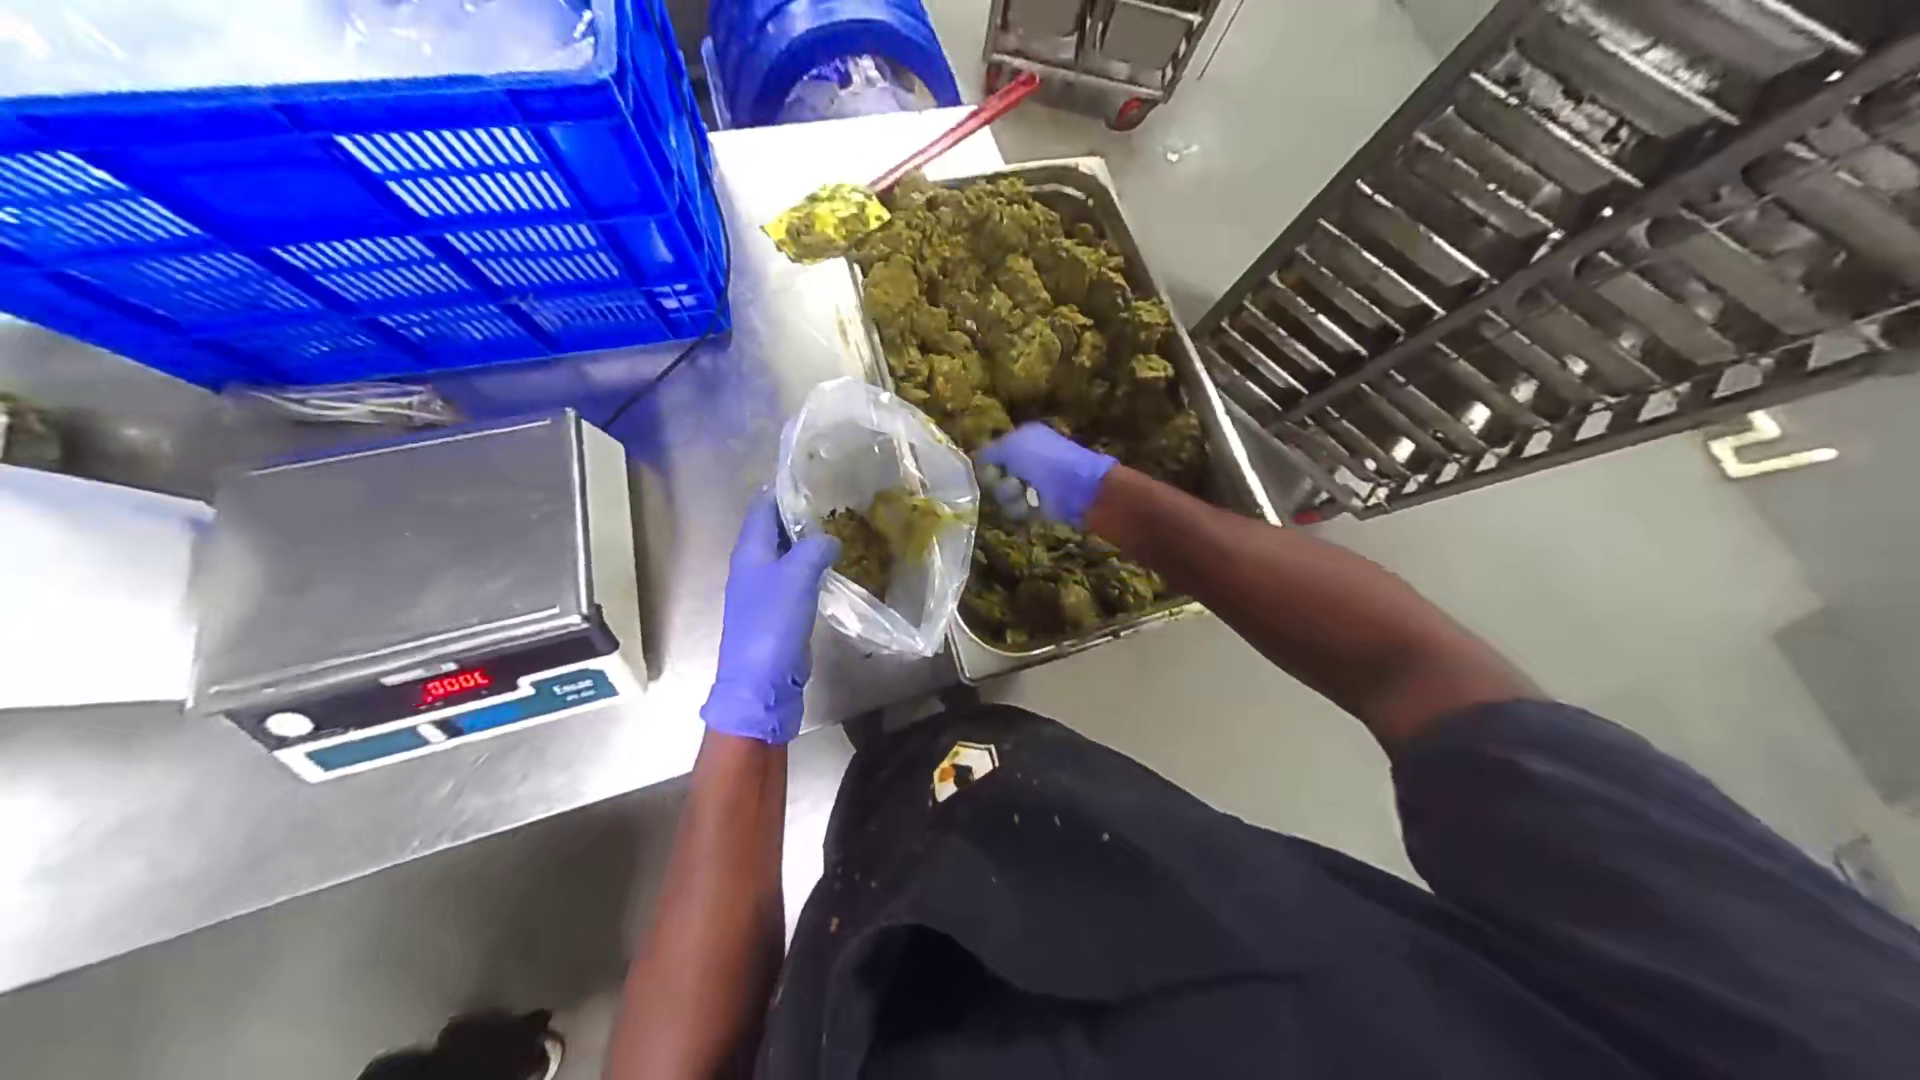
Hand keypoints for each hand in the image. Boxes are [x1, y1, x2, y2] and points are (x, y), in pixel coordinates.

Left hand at [701, 494, 840, 744]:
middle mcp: (753, 566)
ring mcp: (764, 590)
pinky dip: (811, 567)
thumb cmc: (773, 623)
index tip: (812, 477)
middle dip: (800, 514)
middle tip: (836, 502)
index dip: (783, 490)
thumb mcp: (796, 576)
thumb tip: (830, 538)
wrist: (761, 681)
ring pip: (786, 555)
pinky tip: (833, 566)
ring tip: (840, 528)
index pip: (762, 507)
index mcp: (749, 551)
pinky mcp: (778, 611)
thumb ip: (814, 549)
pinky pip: (795, 578)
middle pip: (774, 529)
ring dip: (808, 542)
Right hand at [976, 423, 1117, 527]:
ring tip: (1024, 497)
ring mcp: (1032, 483)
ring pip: (1003, 495)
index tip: (989, 470)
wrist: (1078, 488)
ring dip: (1009, 497)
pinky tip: (1030, 508)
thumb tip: (975, 459)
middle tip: (1012, 482)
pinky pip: (1015, 510)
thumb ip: (988, 452)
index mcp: (1022, 440)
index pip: (992, 452)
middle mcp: (1026, 459)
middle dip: (998, 482)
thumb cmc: (1044, 460)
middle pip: (994, 476)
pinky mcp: (1037, 505)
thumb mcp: (1011, 446)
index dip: (987, 463)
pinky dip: (1020, 510)